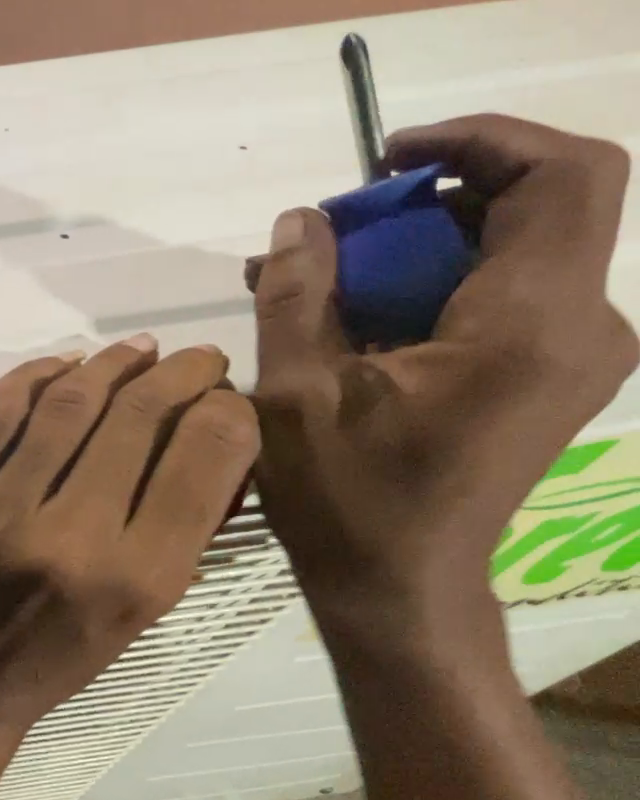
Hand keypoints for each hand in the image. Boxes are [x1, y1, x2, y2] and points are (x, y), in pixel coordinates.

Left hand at [0, 336, 257, 725]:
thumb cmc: (71, 651)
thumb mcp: (153, 606)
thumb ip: (190, 523)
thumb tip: (222, 428)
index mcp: (141, 574)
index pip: (206, 454)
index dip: (228, 407)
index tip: (228, 396)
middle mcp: (71, 537)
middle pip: (137, 417)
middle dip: (179, 373)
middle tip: (195, 359)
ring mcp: (1, 513)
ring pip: (65, 405)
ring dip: (110, 364)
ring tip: (138, 352)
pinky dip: (29, 377)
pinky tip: (62, 365)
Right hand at [249, 114, 636, 621]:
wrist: (399, 585)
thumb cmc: (343, 498)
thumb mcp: (295, 394)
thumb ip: (298, 296)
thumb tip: (301, 219)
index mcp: (526, 325)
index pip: (560, 177)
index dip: (482, 139)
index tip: (387, 154)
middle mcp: (581, 326)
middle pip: (534, 210)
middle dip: (428, 201)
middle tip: (330, 231)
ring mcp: (574, 354)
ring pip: (513, 255)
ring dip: (419, 248)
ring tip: (316, 278)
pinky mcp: (550, 376)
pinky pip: (503, 300)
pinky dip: (431, 289)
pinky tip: (351, 318)